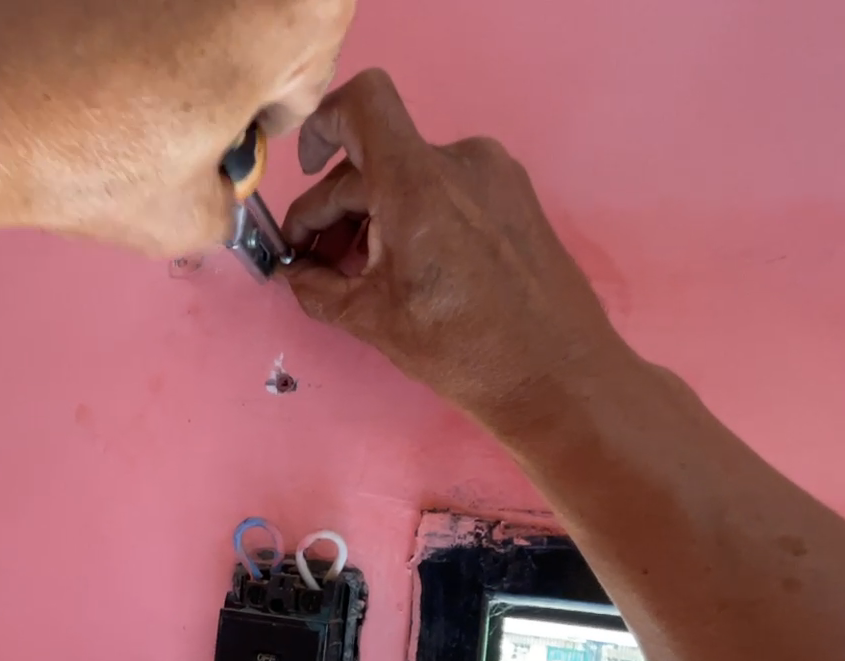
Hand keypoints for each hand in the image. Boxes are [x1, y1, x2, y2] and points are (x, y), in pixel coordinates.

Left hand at [0, 0, 352, 254]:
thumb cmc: (82, 149)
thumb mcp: (184, 219)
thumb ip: (227, 207)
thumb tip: (215, 197)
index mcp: (294, 1)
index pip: (312, 64)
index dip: (264, 115)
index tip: (226, 137)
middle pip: (257, 20)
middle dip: (223, 73)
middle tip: (166, 121)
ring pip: (190, 8)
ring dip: (170, 46)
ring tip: (112, 94)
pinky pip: (131, 4)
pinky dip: (116, 21)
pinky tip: (82, 57)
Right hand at [281, 70, 630, 423]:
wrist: (551, 371)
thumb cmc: (456, 347)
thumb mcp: (367, 319)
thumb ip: (314, 286)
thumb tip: (293, 271)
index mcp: (417, 184)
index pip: (360, 106)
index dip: (320, 126)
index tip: (305, 172)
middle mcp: (457, 161)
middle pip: (372, 161)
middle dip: (330, 209)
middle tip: (310, 262)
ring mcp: (491, 174)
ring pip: (405, 177)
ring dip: (366, 216)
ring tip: (354, 272)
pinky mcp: (510, 194)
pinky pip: (439, 189)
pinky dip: (405, 217)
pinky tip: (399, 267)